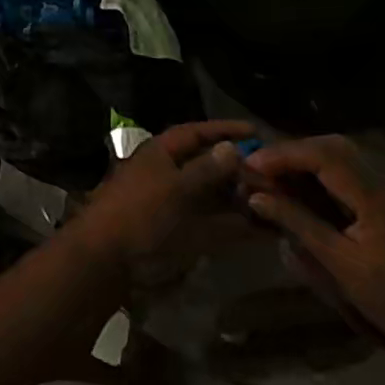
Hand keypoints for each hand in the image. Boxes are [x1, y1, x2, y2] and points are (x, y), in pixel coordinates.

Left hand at [73, 120, 258, 286]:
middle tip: (272, 172)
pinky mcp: (181, 230)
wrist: (110, 256)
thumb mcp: (175, 187)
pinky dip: (235, 223)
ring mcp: (176, 202)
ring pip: (213, 193)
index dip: (222, 129)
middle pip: (206, 163)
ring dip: (239, 195)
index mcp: (161, 153)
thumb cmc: (140, 212)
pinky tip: (261, 227)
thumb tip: (232, 147)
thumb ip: (205, 169)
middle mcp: (169, 173)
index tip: (254, 130)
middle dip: (237, 167)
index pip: (194, 132)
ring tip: (273, 198)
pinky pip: (213, 221)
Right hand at [246, 137, 384, 384]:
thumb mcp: (346, 268)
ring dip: (305, 157)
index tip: (251, 165)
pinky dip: (322, 166)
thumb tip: (256, 196)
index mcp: (378, 197)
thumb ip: (301, 225)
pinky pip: (352, 163)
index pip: (323, 155)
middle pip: (331, 145)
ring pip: (342, 150)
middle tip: (258, 169)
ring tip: (275, 175)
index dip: (283, 154)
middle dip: (290, 152)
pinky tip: (305, 183)